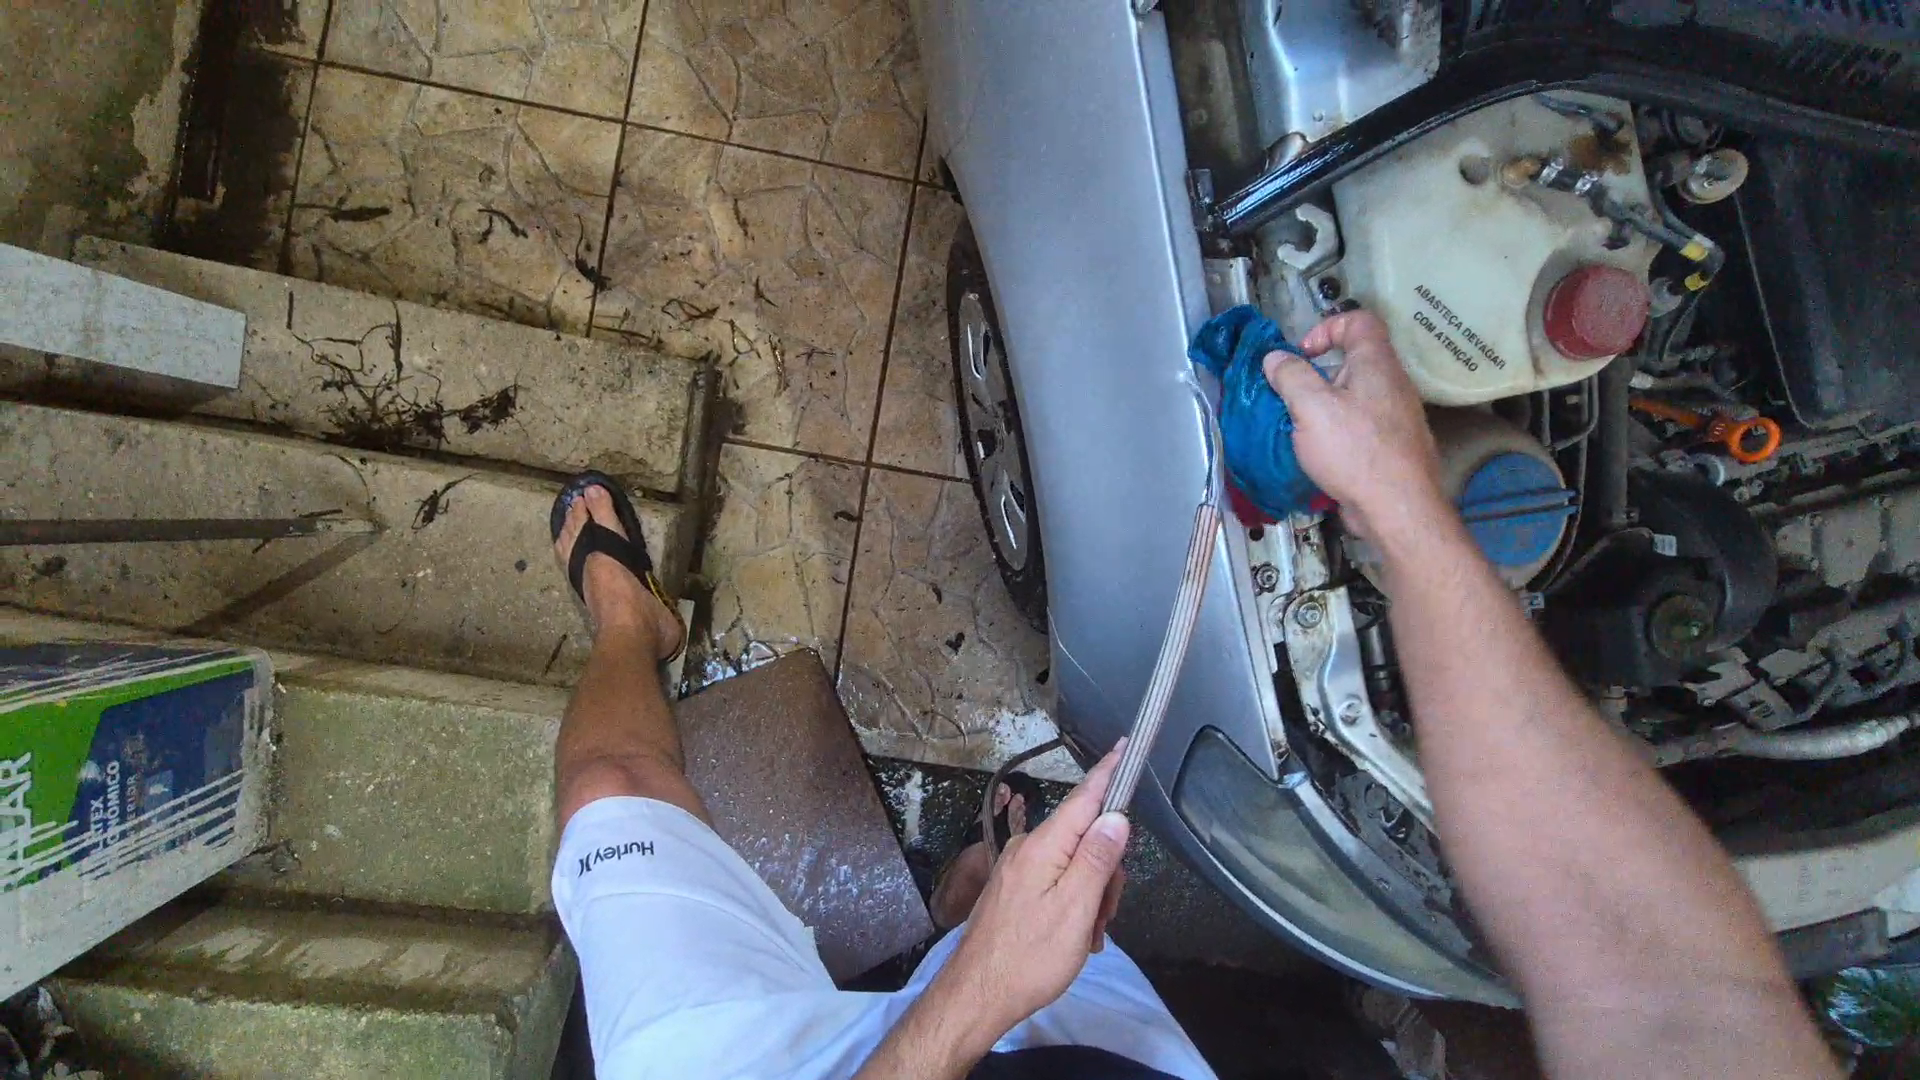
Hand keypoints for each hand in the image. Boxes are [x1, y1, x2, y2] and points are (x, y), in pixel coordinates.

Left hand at [942, 747, 1131, 1036]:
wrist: (977, 995)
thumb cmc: (1030, 957)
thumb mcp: (1075, 910)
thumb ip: (1096, 860)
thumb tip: (1116, 816)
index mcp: (1044, 846)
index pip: (1084, 798)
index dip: (1107, 773)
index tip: (1125, 745)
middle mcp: (1029, 846)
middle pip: (1084, 836)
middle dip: (1105, 870)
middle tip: (1103, 914)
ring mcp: (1020, 866)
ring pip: (1073, 862)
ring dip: (1090, 894)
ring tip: (1085, 935)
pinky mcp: (1016, 886)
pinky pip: (1057, 880)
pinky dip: (1073, 902)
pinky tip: (1072, 935)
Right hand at [1262, 311, 1444, 538]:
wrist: (1396, 506)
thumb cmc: (1353, 450)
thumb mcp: (1310, 408)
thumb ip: (1291, 377)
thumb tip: (1275, 357)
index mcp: (1376, 364)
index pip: (1359, 321)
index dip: (1326, 328)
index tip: (1302, 355)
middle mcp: (1393, 383)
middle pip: (1355, 360)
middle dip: (1319, 374)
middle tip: (1294, 396)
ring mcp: (1397, 416)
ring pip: (1357, 395)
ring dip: (1327, 405)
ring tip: (1303, 427)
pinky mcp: (1394, 444)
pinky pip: (1362, 424)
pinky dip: (1340, 429)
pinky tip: (1323, 453)